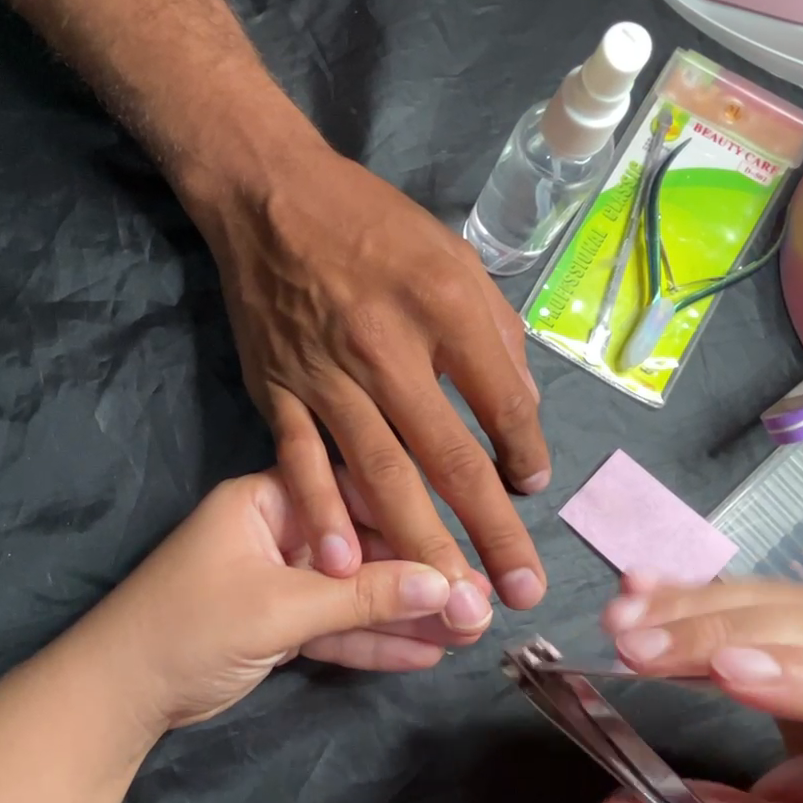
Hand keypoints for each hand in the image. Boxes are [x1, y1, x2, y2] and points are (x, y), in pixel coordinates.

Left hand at [71, 472, 483, 733]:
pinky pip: (336, 626)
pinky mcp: (279, 624)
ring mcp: (280, 580)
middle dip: (418, 580)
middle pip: (362, 549)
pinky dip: (374, 641)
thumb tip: (447, 588)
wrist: (121, 694)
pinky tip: (426, 653)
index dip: (412, 520)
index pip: (354, 494)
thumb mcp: (280, 606)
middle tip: (480, 604)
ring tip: (469, 633)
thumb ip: (362, 597)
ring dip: (405, 616)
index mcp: (269, 500)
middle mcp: (279, 532)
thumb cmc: (191, 626)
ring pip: (354, 594)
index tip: (466, 547)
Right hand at [183, 141, 550, 629]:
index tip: (532, 487)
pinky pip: (305, 465)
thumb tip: (520, 410)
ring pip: (381, 476)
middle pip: (448, 458)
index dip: (527, 453)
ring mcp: (327, 379)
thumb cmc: (371, 224)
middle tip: (521, 595)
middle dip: (491, 533)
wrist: (270, 200)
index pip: (503, 402)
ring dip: (420, 544)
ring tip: (452, 602)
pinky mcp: (280, 394)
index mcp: (444, 308)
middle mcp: (388, 351)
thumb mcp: (453, 255)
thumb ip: (493, 334)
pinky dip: (325, 516)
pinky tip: (346, 568)